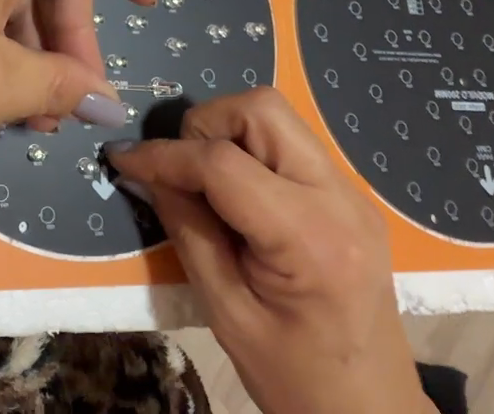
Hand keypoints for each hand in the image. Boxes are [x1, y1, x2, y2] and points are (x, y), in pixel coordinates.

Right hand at [106, 90, 434, 413]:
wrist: (371, 413)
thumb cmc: (293, 376)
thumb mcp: (224, 310)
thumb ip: (186, 228)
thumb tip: (146, 172)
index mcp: (310, 237)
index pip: (223, 162)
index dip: (164, 155)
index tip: (123, 159)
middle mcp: (339, 197)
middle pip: (260, 109)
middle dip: (205, 126)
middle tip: (180, 173)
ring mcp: (351, 191)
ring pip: (275, 116)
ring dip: (228, 132)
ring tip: (206, 183)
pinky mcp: (349, 194)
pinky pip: (289, 142)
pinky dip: (250, 150)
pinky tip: (236, 196)